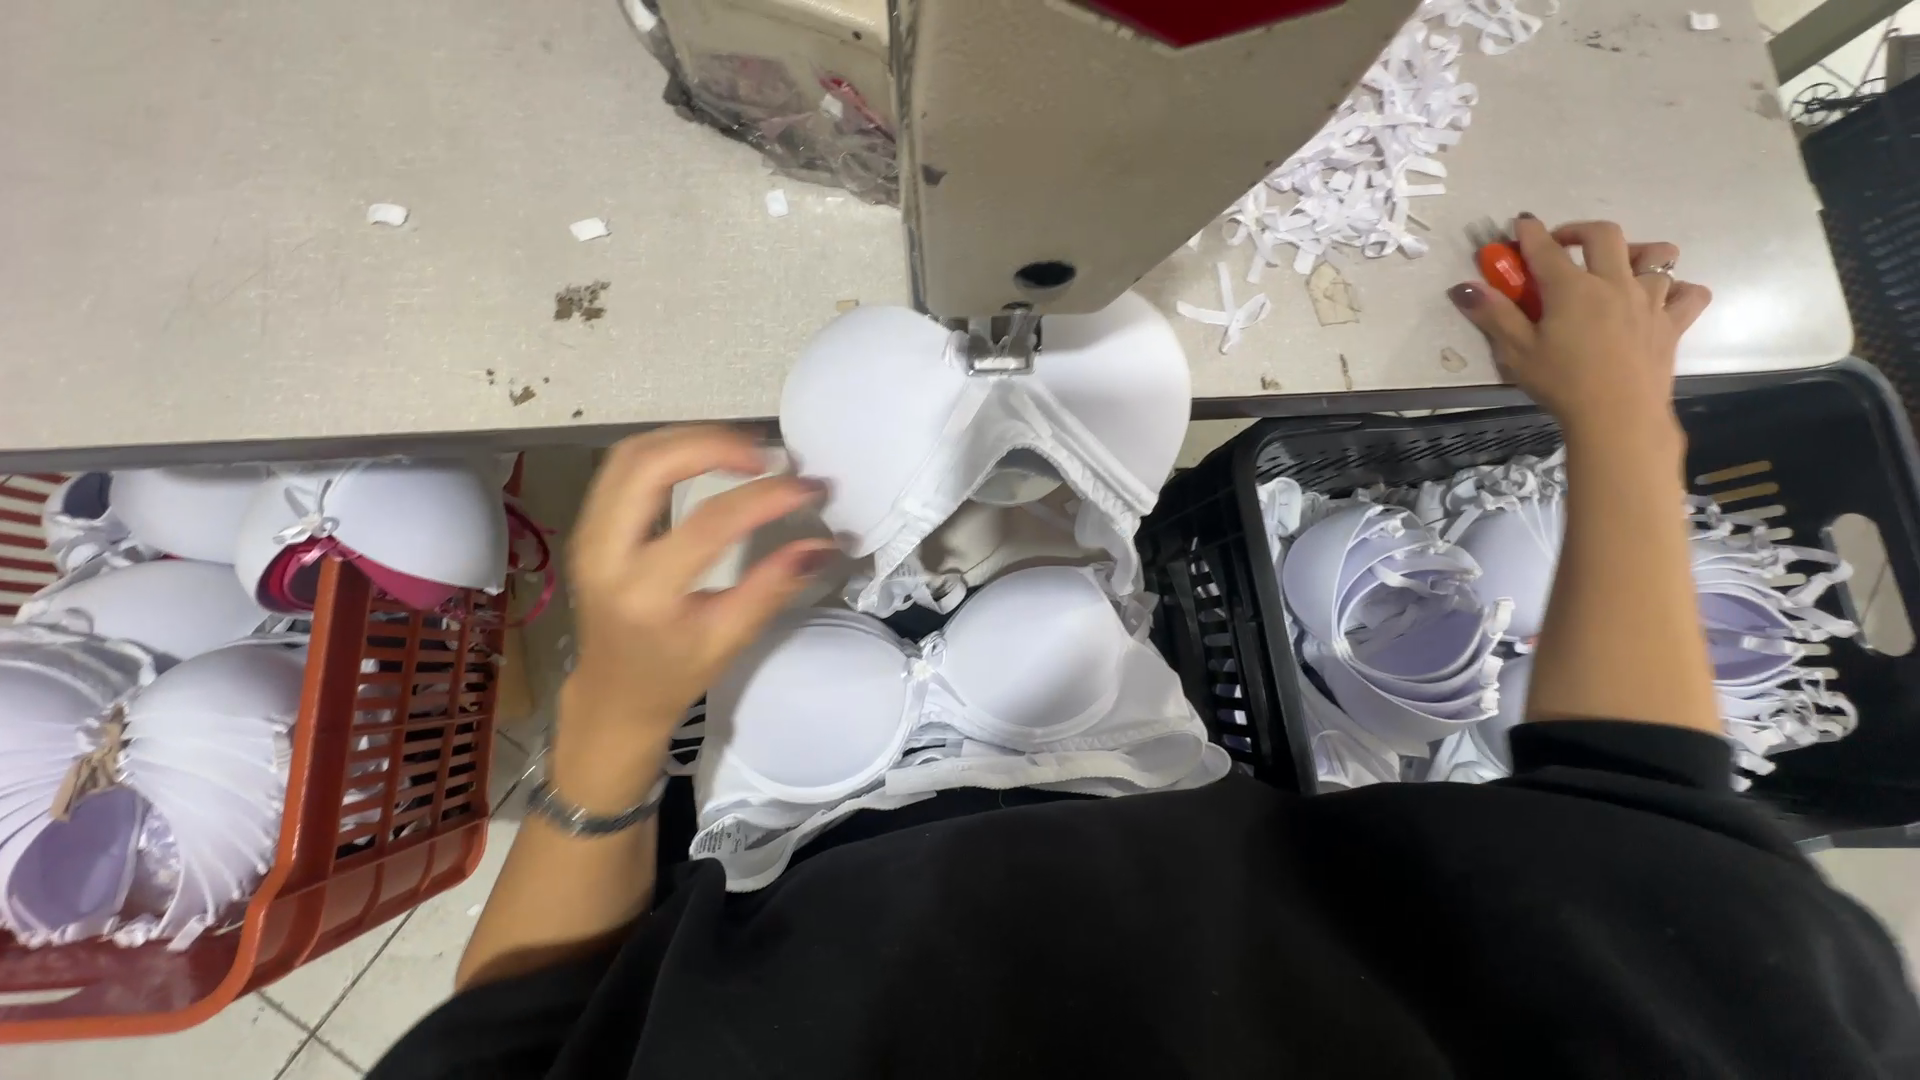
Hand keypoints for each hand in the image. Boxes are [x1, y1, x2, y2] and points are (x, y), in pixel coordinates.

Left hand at [553, 426, 835, 807]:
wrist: (613, 693)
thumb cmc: (675, 673)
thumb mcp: (730, 638)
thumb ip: (772, 587)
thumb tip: (824, 545)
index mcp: (644, 593)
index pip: (707, 524)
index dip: (763, 498)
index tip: (807, 488)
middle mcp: (604, 553)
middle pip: (649, 465)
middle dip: (714, 445)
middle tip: (767, 455)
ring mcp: (588, 533)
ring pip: (632, 454)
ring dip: (691, 439)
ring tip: (744, 450)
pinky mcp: (589, 524)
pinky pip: (624, 465)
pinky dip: (670, 448)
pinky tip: (708, 457)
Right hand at [1448, 216, 1711, 446]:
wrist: (1616, 414)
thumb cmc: (1560, 382)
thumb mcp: (1515, 352)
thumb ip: (1493, 315)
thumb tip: (1464, 287)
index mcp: (1572, 289)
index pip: (1546, 249)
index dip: (1531, 233)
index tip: (1522, 222)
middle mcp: (1615, 283)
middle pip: (1605, 235)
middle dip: (1579, 230)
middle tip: (1563, 242)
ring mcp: (1651, 300)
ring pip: (1657, 255)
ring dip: (1634, 254)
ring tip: (1617, 268)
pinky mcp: (1673, 322)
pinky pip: (1689, 292)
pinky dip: (1677, 289)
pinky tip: (1659, 299)